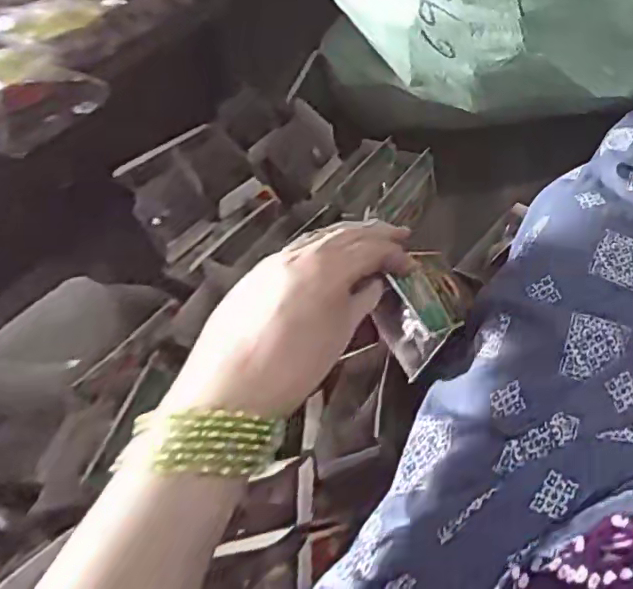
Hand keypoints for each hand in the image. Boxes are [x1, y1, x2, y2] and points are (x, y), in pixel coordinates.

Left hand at [161, 220, 412, 418]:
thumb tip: (374, 284)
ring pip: (321, 237)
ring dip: (349, 236)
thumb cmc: (292, 367)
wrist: (222, 399)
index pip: (372, 248)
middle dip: (377, 234)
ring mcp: (273, 263)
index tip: (411, 267)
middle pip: (347, 233)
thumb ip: (362, 300)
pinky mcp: (253, 278)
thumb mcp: (340, 333)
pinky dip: (323, 247)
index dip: (396, 255)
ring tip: (368, 241)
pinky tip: (328, 258)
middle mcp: (300, 254)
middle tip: (400, 237)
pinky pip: (299, 250)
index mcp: (327, 266)